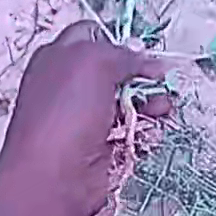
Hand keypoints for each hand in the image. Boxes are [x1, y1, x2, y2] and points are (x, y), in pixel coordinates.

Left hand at [0, 21, 168, 215]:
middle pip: (115, 74)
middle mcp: (70, 89)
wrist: (53, 178)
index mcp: (59, 59)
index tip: (142, 52)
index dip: (118, 41)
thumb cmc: (64, 114)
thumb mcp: (94, 64)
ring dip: (150, 104)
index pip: (92, 38)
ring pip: (127, 105)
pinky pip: (129, 135)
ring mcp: (85, 121)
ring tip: (163, 109)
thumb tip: (146, 61)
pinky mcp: (100, 150)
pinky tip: (151, 134)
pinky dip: (144, 133)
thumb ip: (122, 55)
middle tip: (161, 82)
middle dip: (142, 76)